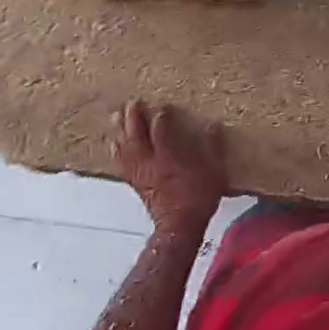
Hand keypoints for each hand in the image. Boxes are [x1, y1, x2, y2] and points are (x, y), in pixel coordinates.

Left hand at [113, 100, 226, 232]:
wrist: (180, 226)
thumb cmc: (199, 197)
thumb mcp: (215, 171)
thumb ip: (213, 147)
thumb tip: (213, 126)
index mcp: (169, 157)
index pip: (160, 130)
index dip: (160, 116)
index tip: (162, 106)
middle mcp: (150, 162)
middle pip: (136, 135)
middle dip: (134, 118)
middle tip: (132, 103)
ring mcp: (140, 173)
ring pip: (124, 147)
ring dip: (119, 130)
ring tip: (116, 116)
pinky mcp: (135, 182)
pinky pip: (121, 163)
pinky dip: (116, 151)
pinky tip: (113, 144)